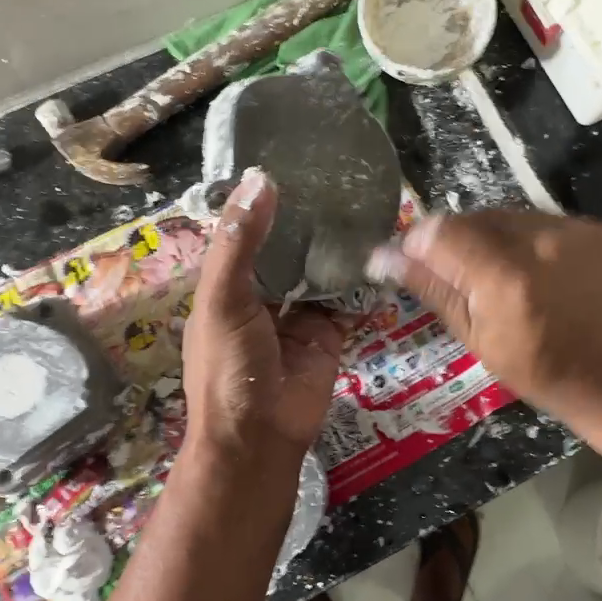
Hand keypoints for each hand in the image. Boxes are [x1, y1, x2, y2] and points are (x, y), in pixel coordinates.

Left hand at [182, 169, 343, 473]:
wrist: (260, 436)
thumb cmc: (229, 366)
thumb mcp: (224, 297)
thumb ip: (240, 241)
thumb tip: (261, 178)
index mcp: (227, 287)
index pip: (246, 235)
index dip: (264, 204)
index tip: (293, 164)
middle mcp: (262, 297)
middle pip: (287, 252)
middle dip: (307, 224)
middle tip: (340, 181)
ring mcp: (297, 318)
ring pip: (318, 274)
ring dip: (334, 250)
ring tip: (363, 206)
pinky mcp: (328, 336)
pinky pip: (346, 303)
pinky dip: (359, 284)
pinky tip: (377, 252)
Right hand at [367, 212, 601, 418]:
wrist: (600, 370)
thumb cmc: (528, 364)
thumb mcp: (470, 333)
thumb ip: (430, 286)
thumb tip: (382, 257)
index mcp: (504, 277)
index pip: (442, 233)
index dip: (416, 242)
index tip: (406, 259)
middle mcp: (538, 242)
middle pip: (471, 219)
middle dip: (450, 240)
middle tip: (447, 270)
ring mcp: (567, 230)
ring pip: (501, 216)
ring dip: (484, 236)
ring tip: (488, 272)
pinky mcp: (585, 227)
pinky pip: (532, 220)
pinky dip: (517, 238)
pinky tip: (522, 267)